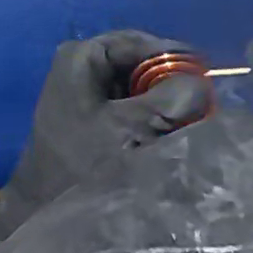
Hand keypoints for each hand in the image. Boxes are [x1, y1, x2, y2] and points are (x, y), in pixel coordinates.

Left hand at [0, 31, 210, 245]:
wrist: (42, 210)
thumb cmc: (82, 163)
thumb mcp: (130, 128)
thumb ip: (169, 100)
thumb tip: (201, 83)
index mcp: (82, 56)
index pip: (139, 42)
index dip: (175, 57)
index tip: (209, 77)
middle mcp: (80, 66)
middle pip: (138, 65)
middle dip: (169, 85)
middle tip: (201, 105)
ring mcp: (83, 92)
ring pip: (136, 88)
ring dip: (161, 105)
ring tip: (187, 123)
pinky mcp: (89, 118)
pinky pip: (127, 109)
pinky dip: (148, 120)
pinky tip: (166, 137)